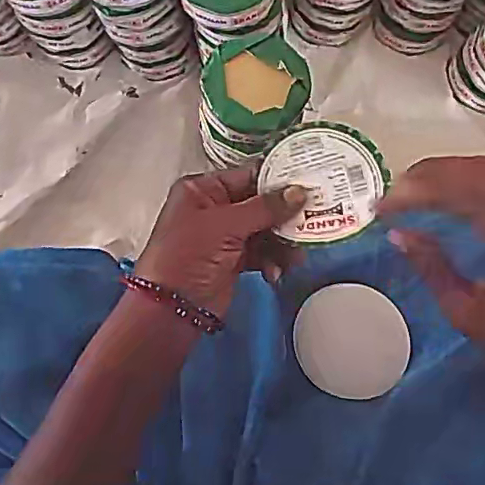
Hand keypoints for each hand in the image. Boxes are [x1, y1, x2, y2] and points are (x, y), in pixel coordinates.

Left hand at [132, 167, 306, 317]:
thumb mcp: (226, 225)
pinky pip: (261, 252)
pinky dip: (271, 260)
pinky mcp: (233, 260)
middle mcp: (214, 208)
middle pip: (260, 203)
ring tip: (296, 255)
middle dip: (284, 215)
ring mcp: (224, 235)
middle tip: (313, 218)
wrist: (170, 309)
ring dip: (281, 242)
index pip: (248, 175)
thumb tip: (300, 191)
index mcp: (203, 189)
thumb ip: (265, 208)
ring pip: (265, 230)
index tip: (309, 182)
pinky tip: (275, 272)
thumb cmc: (189, 255)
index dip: (278, 179)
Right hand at [381, 157, 484, 393]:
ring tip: (402, 192)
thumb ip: (434, 271)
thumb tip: (397, 234)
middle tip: (389, 197)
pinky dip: (451, 179)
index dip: (426, 193)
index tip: (387, 206)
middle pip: (478, 175)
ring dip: (438, 174)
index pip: (473, 201)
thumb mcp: (466, 316)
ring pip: (482, 171)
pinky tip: (428, 192)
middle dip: (427, 177)